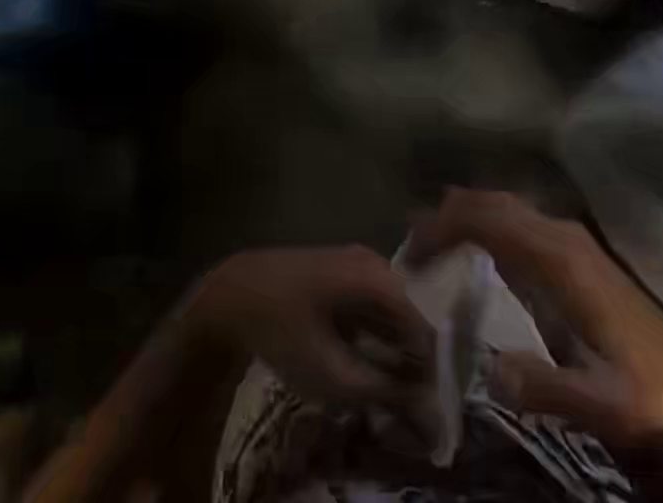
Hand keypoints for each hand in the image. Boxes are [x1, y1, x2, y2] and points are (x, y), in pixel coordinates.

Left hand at [186, 246, 432, 402]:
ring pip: (389, 308)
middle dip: (411, 356)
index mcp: (378, 279)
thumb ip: (380, 388)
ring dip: (392, 344)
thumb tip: (421, 402)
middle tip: (405, 396)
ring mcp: (357, 261)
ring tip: (386, 381)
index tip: (425, 402)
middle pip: (409, 314)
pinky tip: (364, 355)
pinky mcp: (341, 267)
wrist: (232, 290)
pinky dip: (373, 328)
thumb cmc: (282, 330)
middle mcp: (375, 262)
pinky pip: (371, 300)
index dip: (429, 368)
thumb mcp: (330, 372)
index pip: (424, 328)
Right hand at [408, 190, 662, 449]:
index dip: (447, 227)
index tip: (412, 250)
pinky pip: (521, 223)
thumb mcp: (602, 404)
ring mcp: (572, 241)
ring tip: (432, 240)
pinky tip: (476, 247)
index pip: (491, 221)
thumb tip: (492, 369)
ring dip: (468, 216)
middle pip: (496, 204)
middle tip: (411, 243)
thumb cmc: (646, 395)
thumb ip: (548, 387)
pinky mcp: (577, 255)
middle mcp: (563, 236)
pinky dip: (490, 225)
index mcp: (561, 257)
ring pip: (509, 208)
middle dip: (450, 216)